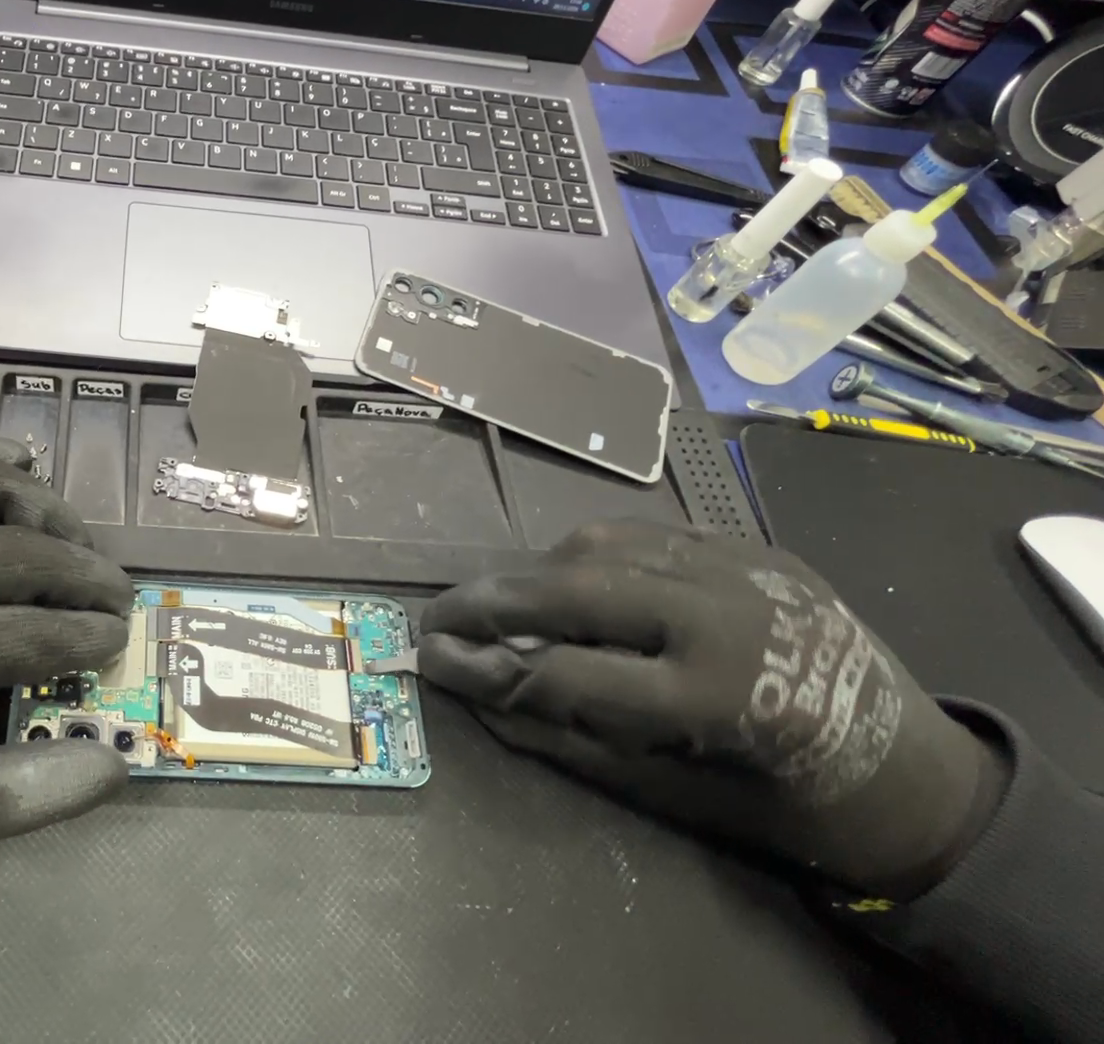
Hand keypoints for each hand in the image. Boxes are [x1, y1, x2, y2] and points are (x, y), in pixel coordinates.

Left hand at [0, 436, 134, 961]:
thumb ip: (7, 797)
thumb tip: (111, 768)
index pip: (34, 633)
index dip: (89, 639)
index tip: (121, 642)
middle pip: (23, 550)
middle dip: (84, 572)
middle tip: (117, 593)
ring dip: (40, 506)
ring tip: (71, 535)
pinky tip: (7, 462)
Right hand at [417, 520, 1000, 898]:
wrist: (913, 769)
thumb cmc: (777, 805)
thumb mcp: (662, 794)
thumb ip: (557, 736)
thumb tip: (469, 693)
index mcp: (717, 699)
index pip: (559, 672)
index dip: (479, 667)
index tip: (427, 660)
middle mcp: (726, 616)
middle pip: (569, 589)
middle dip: (485, 601)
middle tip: (435, 617)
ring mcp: (740, 566)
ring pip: (595, 545)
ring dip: (531, 574)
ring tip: (500, 604)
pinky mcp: (746, 543)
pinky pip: (636, 534)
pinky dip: (582, 556)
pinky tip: (567, 584)